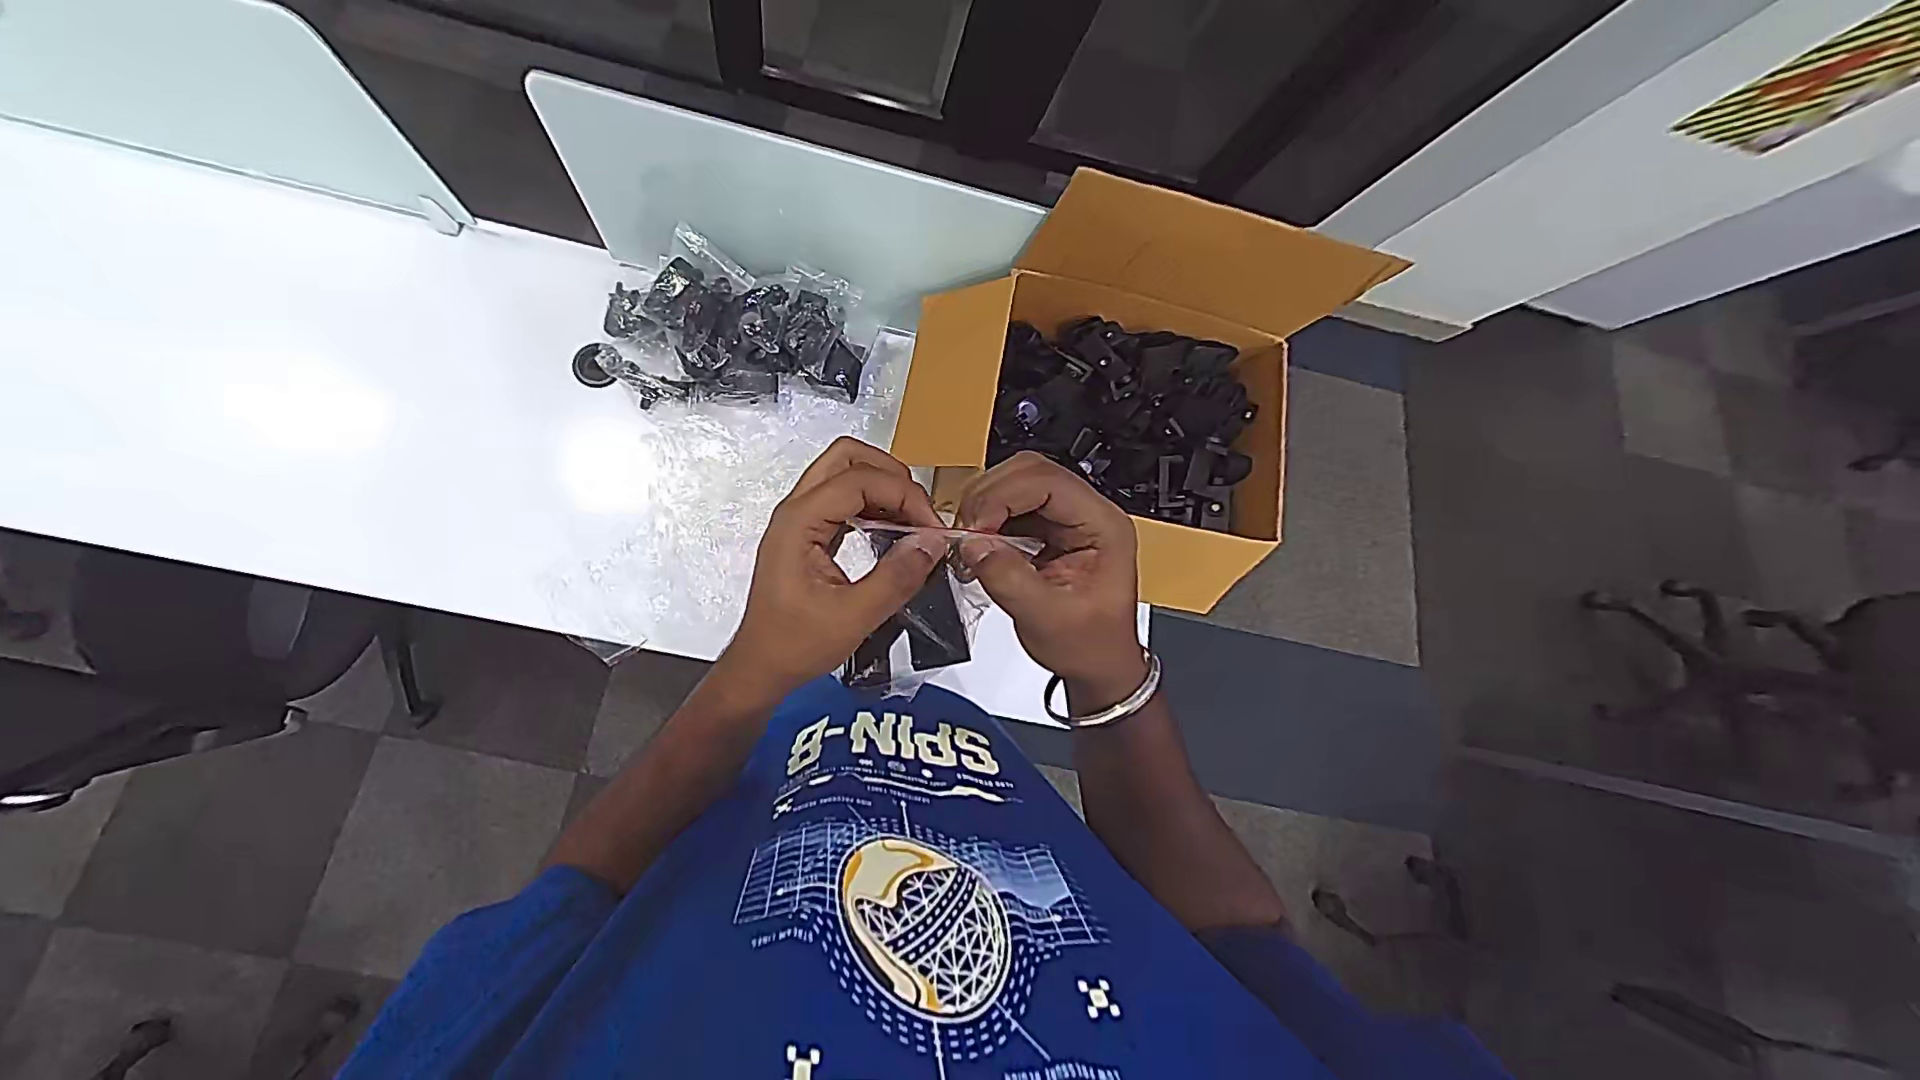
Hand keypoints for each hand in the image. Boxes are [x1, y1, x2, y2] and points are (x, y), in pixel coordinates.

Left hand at [713, 438, 945, 707]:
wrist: (763, 666)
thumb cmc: (792, 645)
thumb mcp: (853, 617)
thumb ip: (896, 578)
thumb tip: (931, 544)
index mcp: (799, 522)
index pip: (859, 479)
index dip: (903, 495)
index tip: (930, 526)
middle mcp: (797, 511)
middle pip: (847, 456)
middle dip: (892, 474)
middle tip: (919, 510)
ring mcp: (802, 519)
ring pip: (847, 473)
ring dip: (885, 488)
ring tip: (912, 522)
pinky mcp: (811, 533)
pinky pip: (846, 499)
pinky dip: (876, 506)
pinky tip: (894, 532)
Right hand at [956, 451, 1145, 708]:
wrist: (1096, 663)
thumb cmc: (1090, 645)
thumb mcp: (1047, 620)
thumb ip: (1009, 580)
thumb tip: (974, 545)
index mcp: (1102, 526)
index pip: (1049, 482)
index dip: (1004, 497)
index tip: (978, 528)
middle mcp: (1087, 513)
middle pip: (1029, 472)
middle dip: (989, 496)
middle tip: (968, 534)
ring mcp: (1067, 518)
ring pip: (1015, 482)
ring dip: (984, 505)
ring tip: (972, 542)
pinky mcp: (1047, 528)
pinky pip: (1009, 505)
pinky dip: (986, 519)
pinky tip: (979, 545)